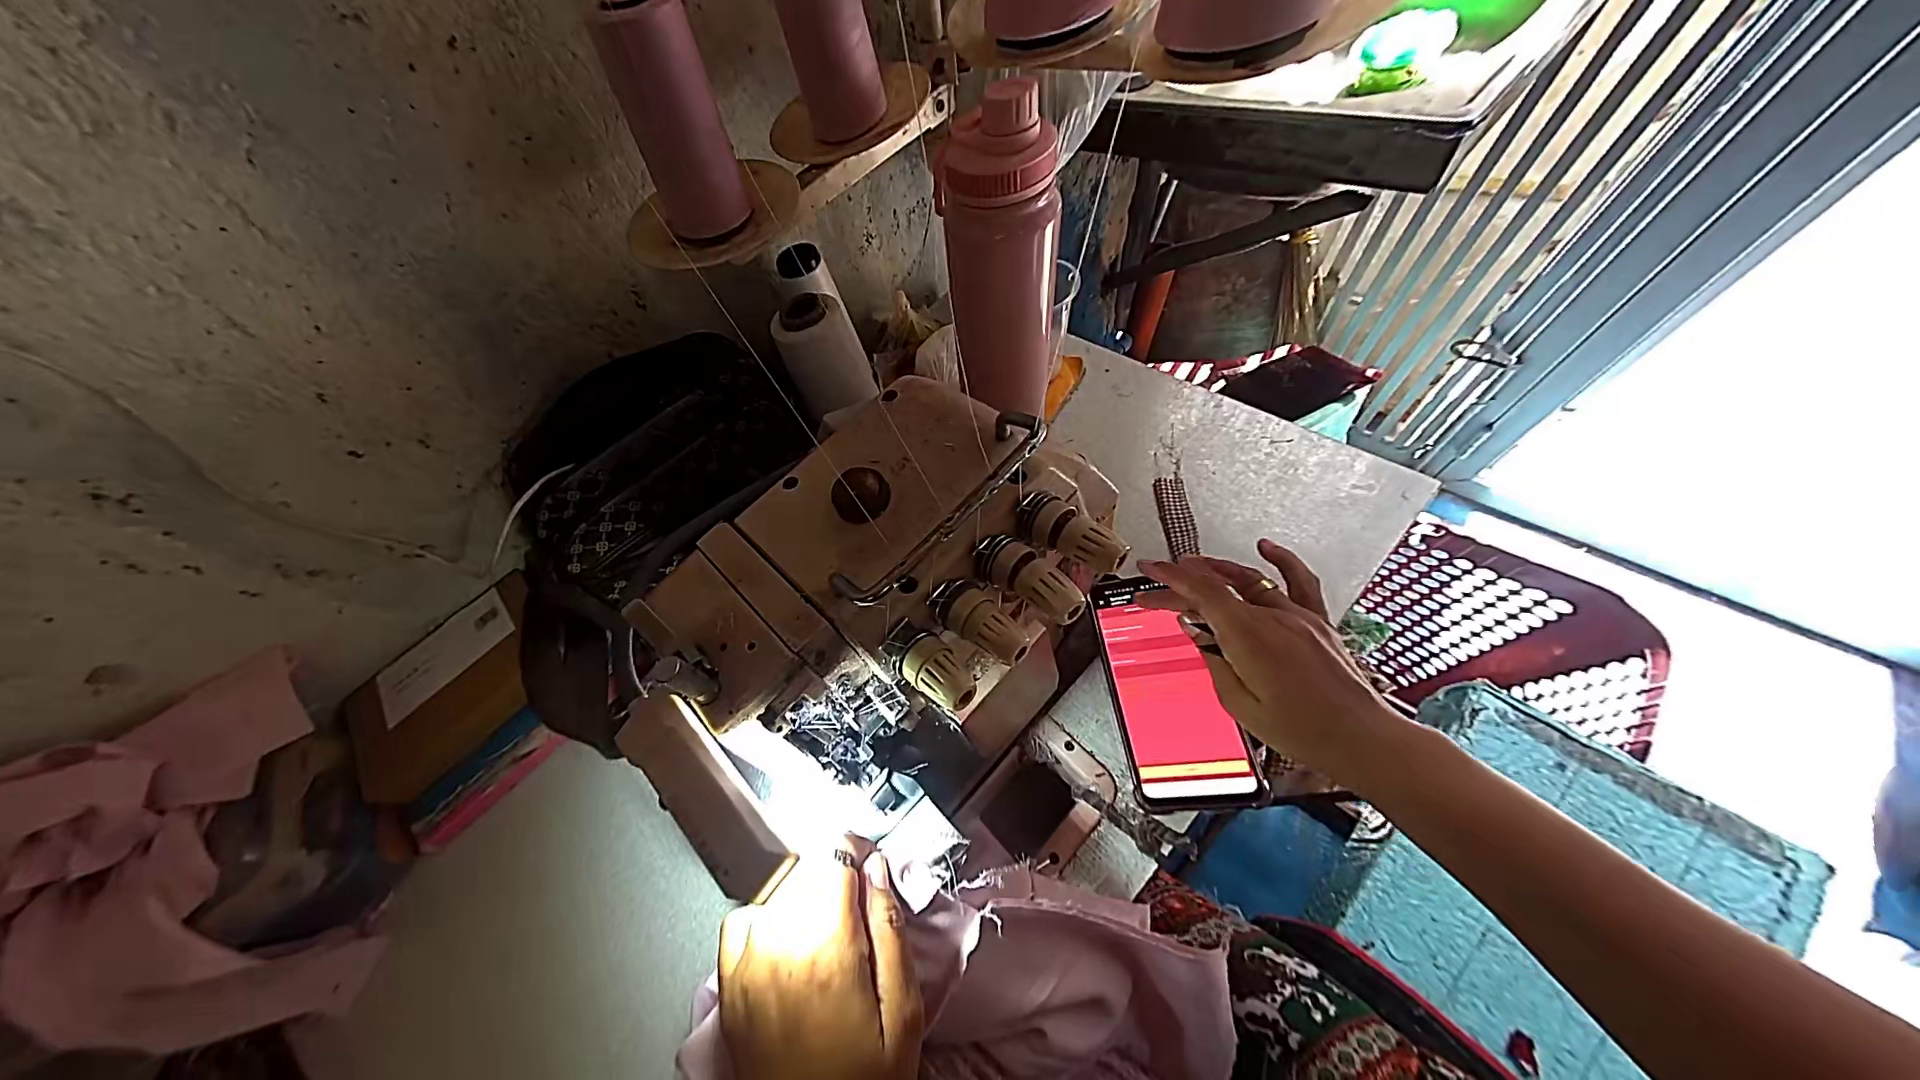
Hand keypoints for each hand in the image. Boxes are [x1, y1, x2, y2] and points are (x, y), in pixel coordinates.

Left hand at [719, 845, 921, 1079]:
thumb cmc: (861, 1079)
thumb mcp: (903, 1010)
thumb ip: (891, 928)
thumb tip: (877, 871)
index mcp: (829, 946)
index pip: (834, 854)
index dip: (857, 850)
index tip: (868, 862)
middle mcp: (781, 946)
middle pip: (807, 866)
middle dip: (836, 871)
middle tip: (857, 898)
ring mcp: (749, 964)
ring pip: (777, 886)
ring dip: (804, 888)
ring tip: (828, 920)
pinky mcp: (729, 984)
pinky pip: (742, 917)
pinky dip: (765, 913)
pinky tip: (787, 932)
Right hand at [1138, 540, 1401, 779]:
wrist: (1362, 739)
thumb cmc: (1305, 730)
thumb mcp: (1239, 703)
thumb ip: (1214, 662)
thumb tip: (1198, 637)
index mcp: (1248, 636)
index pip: (1200, 592)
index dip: (1169, 577)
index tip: (1150, 570)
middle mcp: (1274, 618)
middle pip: (1218, 587)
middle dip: (1182, 585)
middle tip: (1159, 592)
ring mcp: (1298, 616)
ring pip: (1250, 580)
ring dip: (1216, 570)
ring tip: (1193, 567)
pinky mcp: (1317, 623)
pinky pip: (1299, 581)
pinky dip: (1281, 560)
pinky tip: (1266, 548)